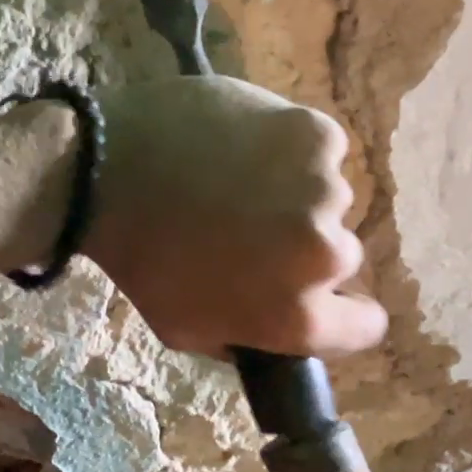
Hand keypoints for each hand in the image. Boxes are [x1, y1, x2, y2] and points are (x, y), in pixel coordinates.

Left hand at [87, 76, 386, 358]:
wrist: (105, 170)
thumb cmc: (139, 258)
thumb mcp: (184, 328)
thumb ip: (248, 337)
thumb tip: (282, 334)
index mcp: (296, 314)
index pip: (365, 325)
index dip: (341, 312)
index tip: (318, 295)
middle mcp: (324, 255)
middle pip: (341, 257)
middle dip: (302, 248)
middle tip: (250, 229)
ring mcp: (324, 189)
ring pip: (329, 200)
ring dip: (296, 196)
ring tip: (235, 185)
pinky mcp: (316, 134)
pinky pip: (318, 152)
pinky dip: (289, 151)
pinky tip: (240, 150)